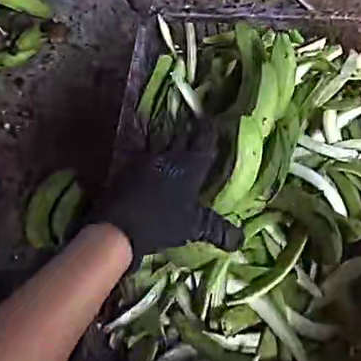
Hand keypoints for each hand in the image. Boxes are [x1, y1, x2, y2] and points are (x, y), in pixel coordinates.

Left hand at [89, 119, 237, 260]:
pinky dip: (150, 152)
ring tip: (174, 131)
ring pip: (162, 141)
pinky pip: (143, 153)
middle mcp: (170, 155)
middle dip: (190, 128)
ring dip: (168, 136)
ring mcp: (147, 159)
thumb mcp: (195, 227)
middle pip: (183, 135)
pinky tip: (151, 156)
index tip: (216, 122)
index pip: (205, 140)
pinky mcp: (128, 167)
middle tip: (197, 121)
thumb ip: (218, 229)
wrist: (119, 226)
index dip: (211, 131)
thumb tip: (241, 240)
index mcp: (191, 165)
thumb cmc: (164, 222)